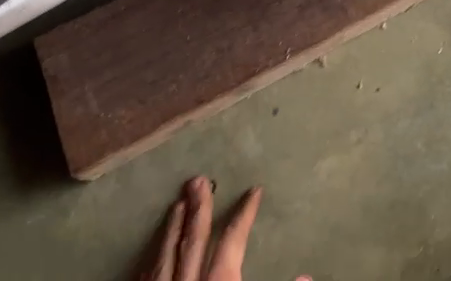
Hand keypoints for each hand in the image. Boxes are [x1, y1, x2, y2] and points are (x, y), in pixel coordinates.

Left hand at [141, 177, 307, 280]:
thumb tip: (306, 277)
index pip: (233, 240)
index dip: (244, 214)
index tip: (254, 191)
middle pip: (193, 240)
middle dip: (199, 209)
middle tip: (199, 180)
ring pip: (165, 256)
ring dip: (172, 228)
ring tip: (177, 203)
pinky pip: (144, 279)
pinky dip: (152, 259)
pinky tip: (154, 251)